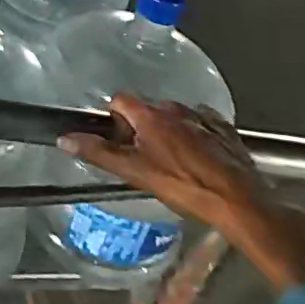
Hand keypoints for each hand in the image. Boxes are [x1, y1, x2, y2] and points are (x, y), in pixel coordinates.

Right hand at [61, 95, 304, 292]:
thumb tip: (64, 138)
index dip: (115, 119)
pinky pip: (202, 122)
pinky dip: (195, 133)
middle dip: (142, 126)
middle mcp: (174, 107)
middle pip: (147, 108)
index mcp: (150, 114)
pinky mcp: (224, 129)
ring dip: (169, 130)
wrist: (240, 202)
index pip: (120, 100)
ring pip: (174, 115)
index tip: (119, 141)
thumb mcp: (136, 173)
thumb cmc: (183, 187)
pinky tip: (199, 157)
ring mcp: (202, 116)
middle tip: (144, 156)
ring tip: (173, 161)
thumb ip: (99, 153)